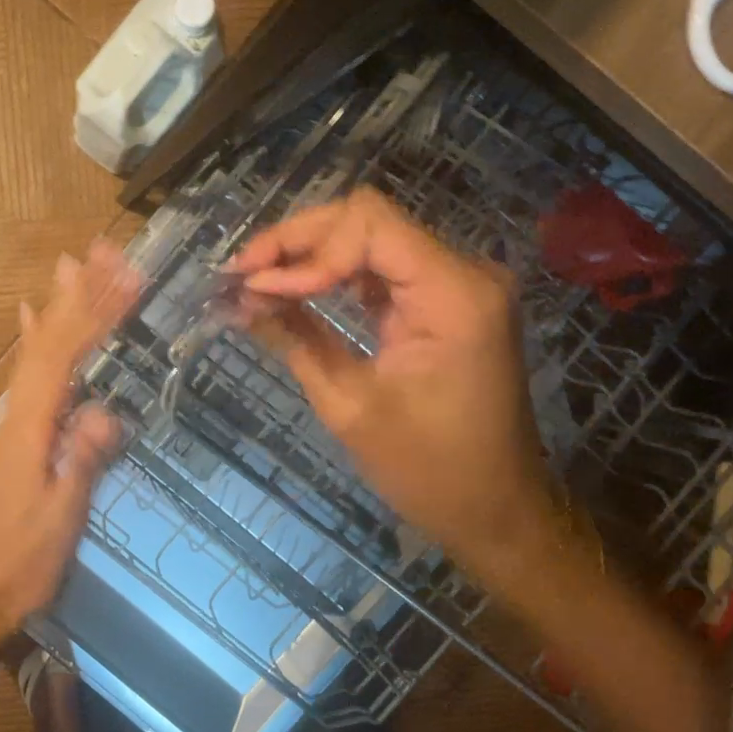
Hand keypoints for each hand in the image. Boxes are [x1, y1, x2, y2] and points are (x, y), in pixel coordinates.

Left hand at [0, 240, 140, 643]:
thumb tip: (105, 411)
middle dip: (79, 296)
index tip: (126, 275)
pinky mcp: (19, 437)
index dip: (95, 313)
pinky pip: (28, 375)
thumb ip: (80, 464)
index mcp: (30, 428)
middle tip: (102, 249)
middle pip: (50, 342)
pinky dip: (34, 341)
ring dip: (59, 307)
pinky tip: (30, 320)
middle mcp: (18, 414)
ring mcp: (16, 424)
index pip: (66, 356)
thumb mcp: (59, 518)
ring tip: (70, 265)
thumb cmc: (23, 561)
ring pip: (38, 352)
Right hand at [232, 188, 559, 572]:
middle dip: (296, 243)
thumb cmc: (427, 469)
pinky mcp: (441, 303)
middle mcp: (462, 272)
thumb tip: (235, 300)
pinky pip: (378, 269)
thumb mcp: (348, 405)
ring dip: (307, 257)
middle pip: (365, 220)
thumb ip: (294, 338)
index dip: (303, 250)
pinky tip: (288, 293)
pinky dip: (330, 277)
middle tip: (238, 273)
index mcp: (452, 294)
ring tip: (252, 282)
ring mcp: (455, 285)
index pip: (367, 225)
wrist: (496, 511)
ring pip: (367, 238)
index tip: (255, 288)